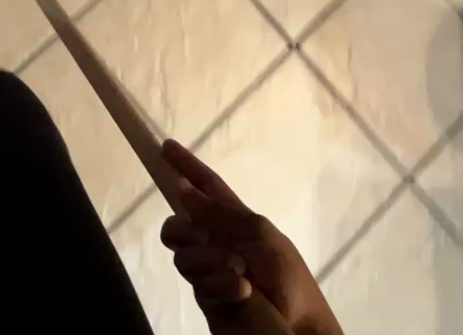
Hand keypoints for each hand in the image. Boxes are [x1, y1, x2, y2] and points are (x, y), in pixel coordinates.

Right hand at [160, 139, 343, 334]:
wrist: (298, 329)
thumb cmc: (288, 277)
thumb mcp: (258, 232)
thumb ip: (216, 211)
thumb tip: (179, 187)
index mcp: (234, 219)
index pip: (206, 186)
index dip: (186, 165)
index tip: (164, 146)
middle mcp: (216, 241)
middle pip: (178, 224)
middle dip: (186, 229)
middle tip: (204, 237)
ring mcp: (208, 269)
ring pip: (182, 253)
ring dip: (211, 260)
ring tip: (240, 272)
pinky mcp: (206, 297)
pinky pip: (196, 281)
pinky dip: (219, 282)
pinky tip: (241, 290)